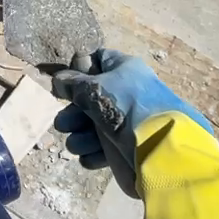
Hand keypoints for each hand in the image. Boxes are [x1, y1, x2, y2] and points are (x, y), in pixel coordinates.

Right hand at [52, 49, 213, 196]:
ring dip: (81, 134)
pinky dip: (95, 152)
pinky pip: (107, 146)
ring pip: (95, 123)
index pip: (96, 60)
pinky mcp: (131, 147)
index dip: (78, 70)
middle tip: (62, 125)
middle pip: (91, 96)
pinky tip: (88, 158)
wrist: (161, 152)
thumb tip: (57, 81)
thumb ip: (71, 83)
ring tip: (74, 146)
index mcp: (123, 69)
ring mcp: (129, 121)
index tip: (66, 84)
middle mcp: (127, 92)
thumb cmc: (125, 109)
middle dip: (74, 112)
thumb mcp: (91, 88)